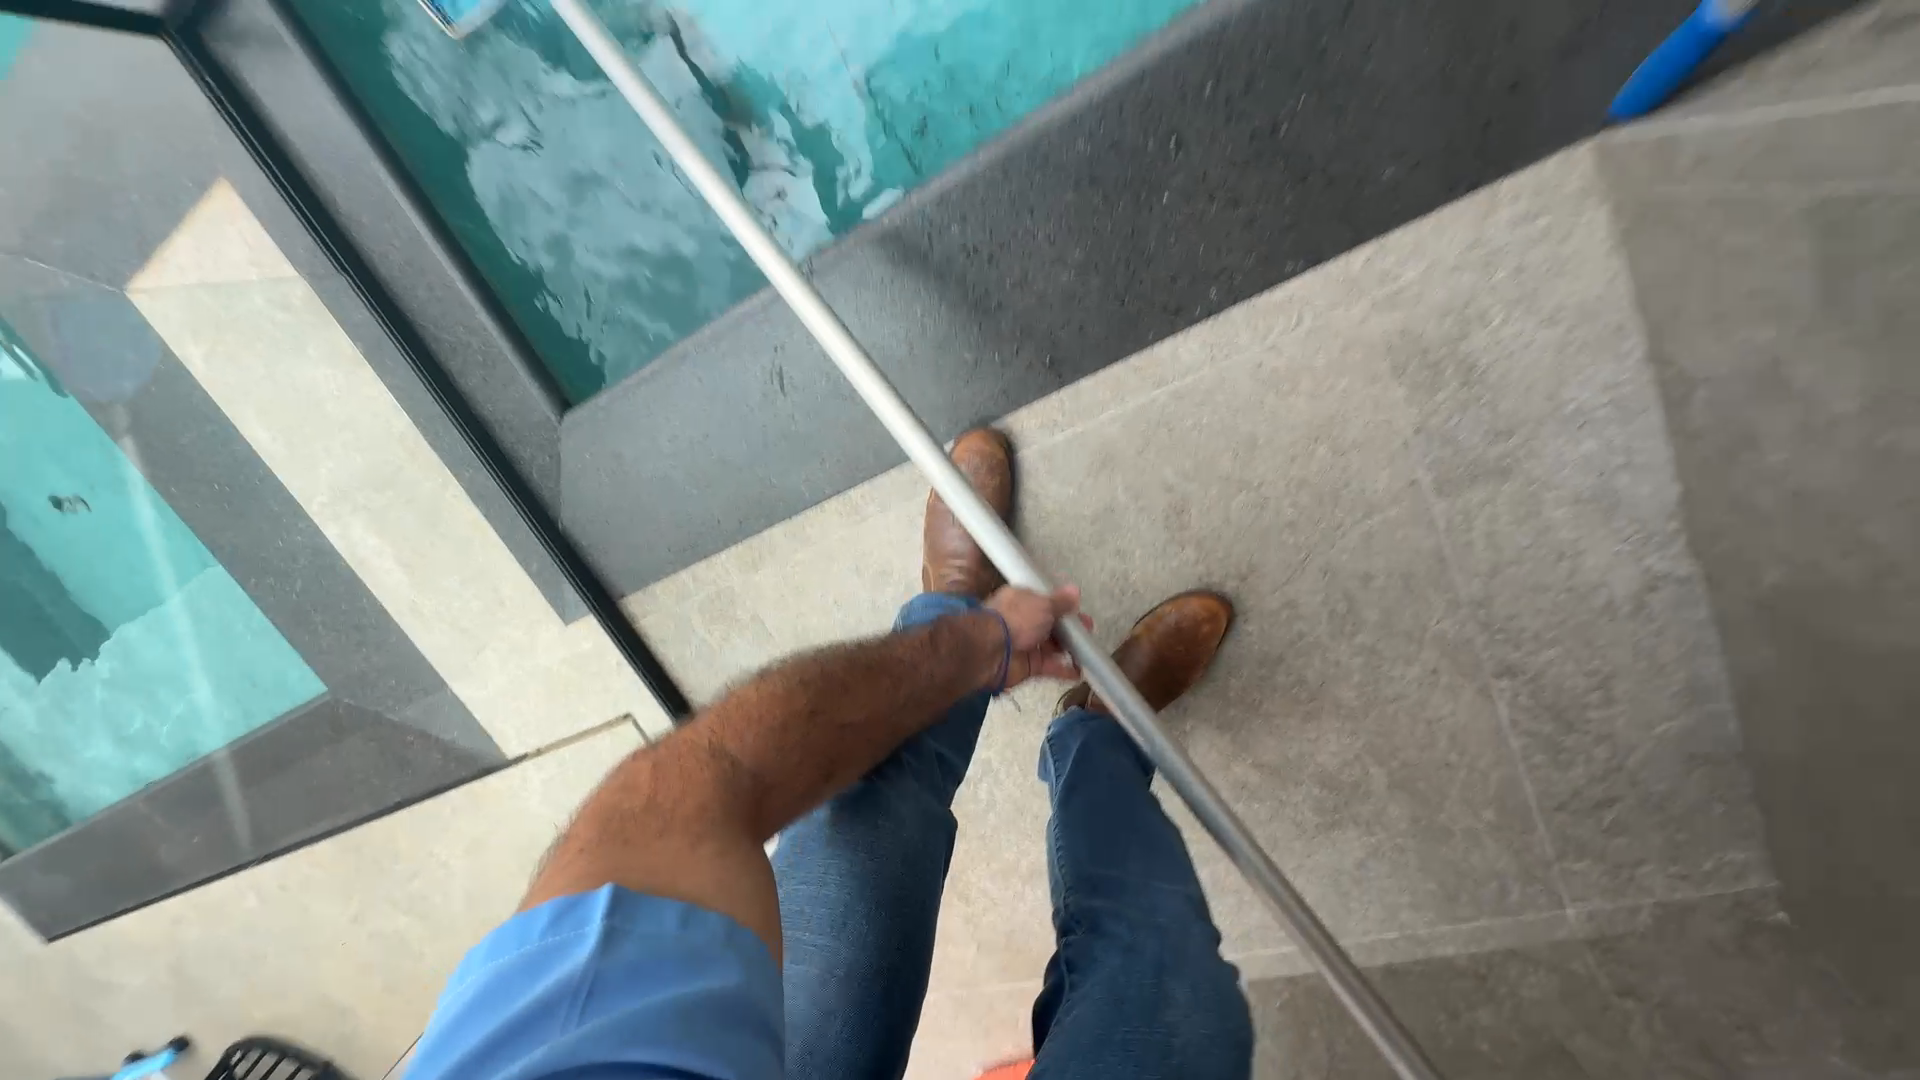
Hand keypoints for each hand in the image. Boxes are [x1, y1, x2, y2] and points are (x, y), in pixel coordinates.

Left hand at [981, 585, 1090, 689]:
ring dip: (1069, 649)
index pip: (1044, 602)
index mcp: (1022, 601)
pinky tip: (1080, 671)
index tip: (1079, 612)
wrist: (990, 650)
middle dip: (1070, 629)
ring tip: (1088, 651)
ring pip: (1051, 646)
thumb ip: (1060, 602)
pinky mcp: (1027, 666)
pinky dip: (1064, 669)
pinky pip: (1049, 667)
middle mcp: (1022, 621)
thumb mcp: (1043, 604)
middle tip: (1088, 631)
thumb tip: (1074, 590)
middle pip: (1050, 625)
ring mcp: (1024, 645)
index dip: (1062, 607)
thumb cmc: (1016, 618)